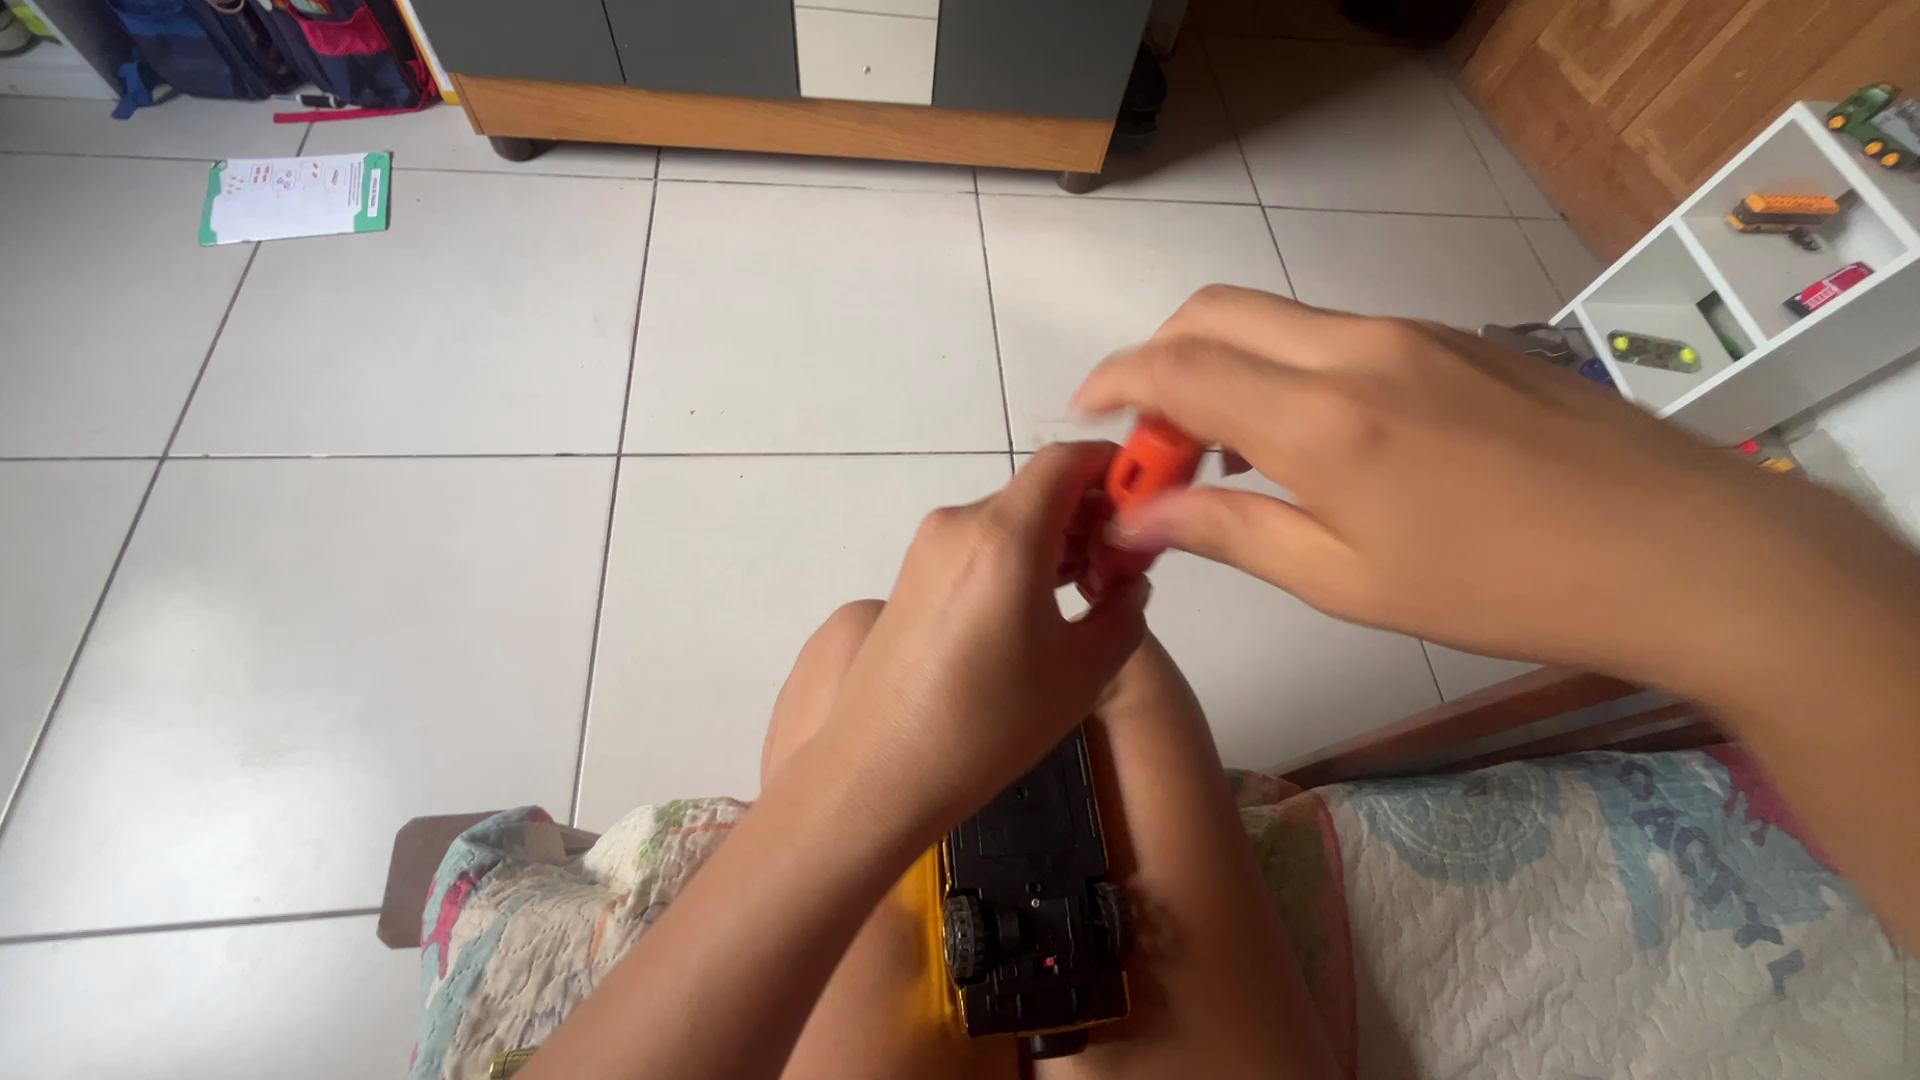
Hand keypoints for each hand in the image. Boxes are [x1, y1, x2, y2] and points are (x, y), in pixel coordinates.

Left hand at [813, 442, 1150, 833]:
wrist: (879, 770)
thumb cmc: (988, 722)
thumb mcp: (1082, 671)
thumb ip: (1124, 610)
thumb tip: (1126, 584)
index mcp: (1004, 533)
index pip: (1067, 459)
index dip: (1115, 470)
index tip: (1144, 514)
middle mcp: (960, 523)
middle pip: (1039, 490)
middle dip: (1090, 518)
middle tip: (1118, 577)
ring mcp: (928, 548)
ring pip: (1009, 520)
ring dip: (1054, 542)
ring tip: (1081, 600)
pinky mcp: (912, 576)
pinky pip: (978, 546)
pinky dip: (1017, 559)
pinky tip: (1034, 612)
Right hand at [1072, 285, 1919, 689]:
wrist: (1684, 550)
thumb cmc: (1495, 586)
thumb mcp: (1341, 580)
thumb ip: (1226, 534)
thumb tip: (1136, 520)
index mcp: (1321, 420)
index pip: (1179, 369)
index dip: (1116, 383)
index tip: (1085, 415)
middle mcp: (1354, 351)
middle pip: (1214, 313)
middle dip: (1156, 359)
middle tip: (1150, 435)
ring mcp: (1408, 333)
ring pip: (1271, 318)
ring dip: (1219, 366)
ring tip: (1220, 453)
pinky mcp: (1448, 338)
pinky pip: (1328, 334)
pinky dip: (1279, 368)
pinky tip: (1303, 438)